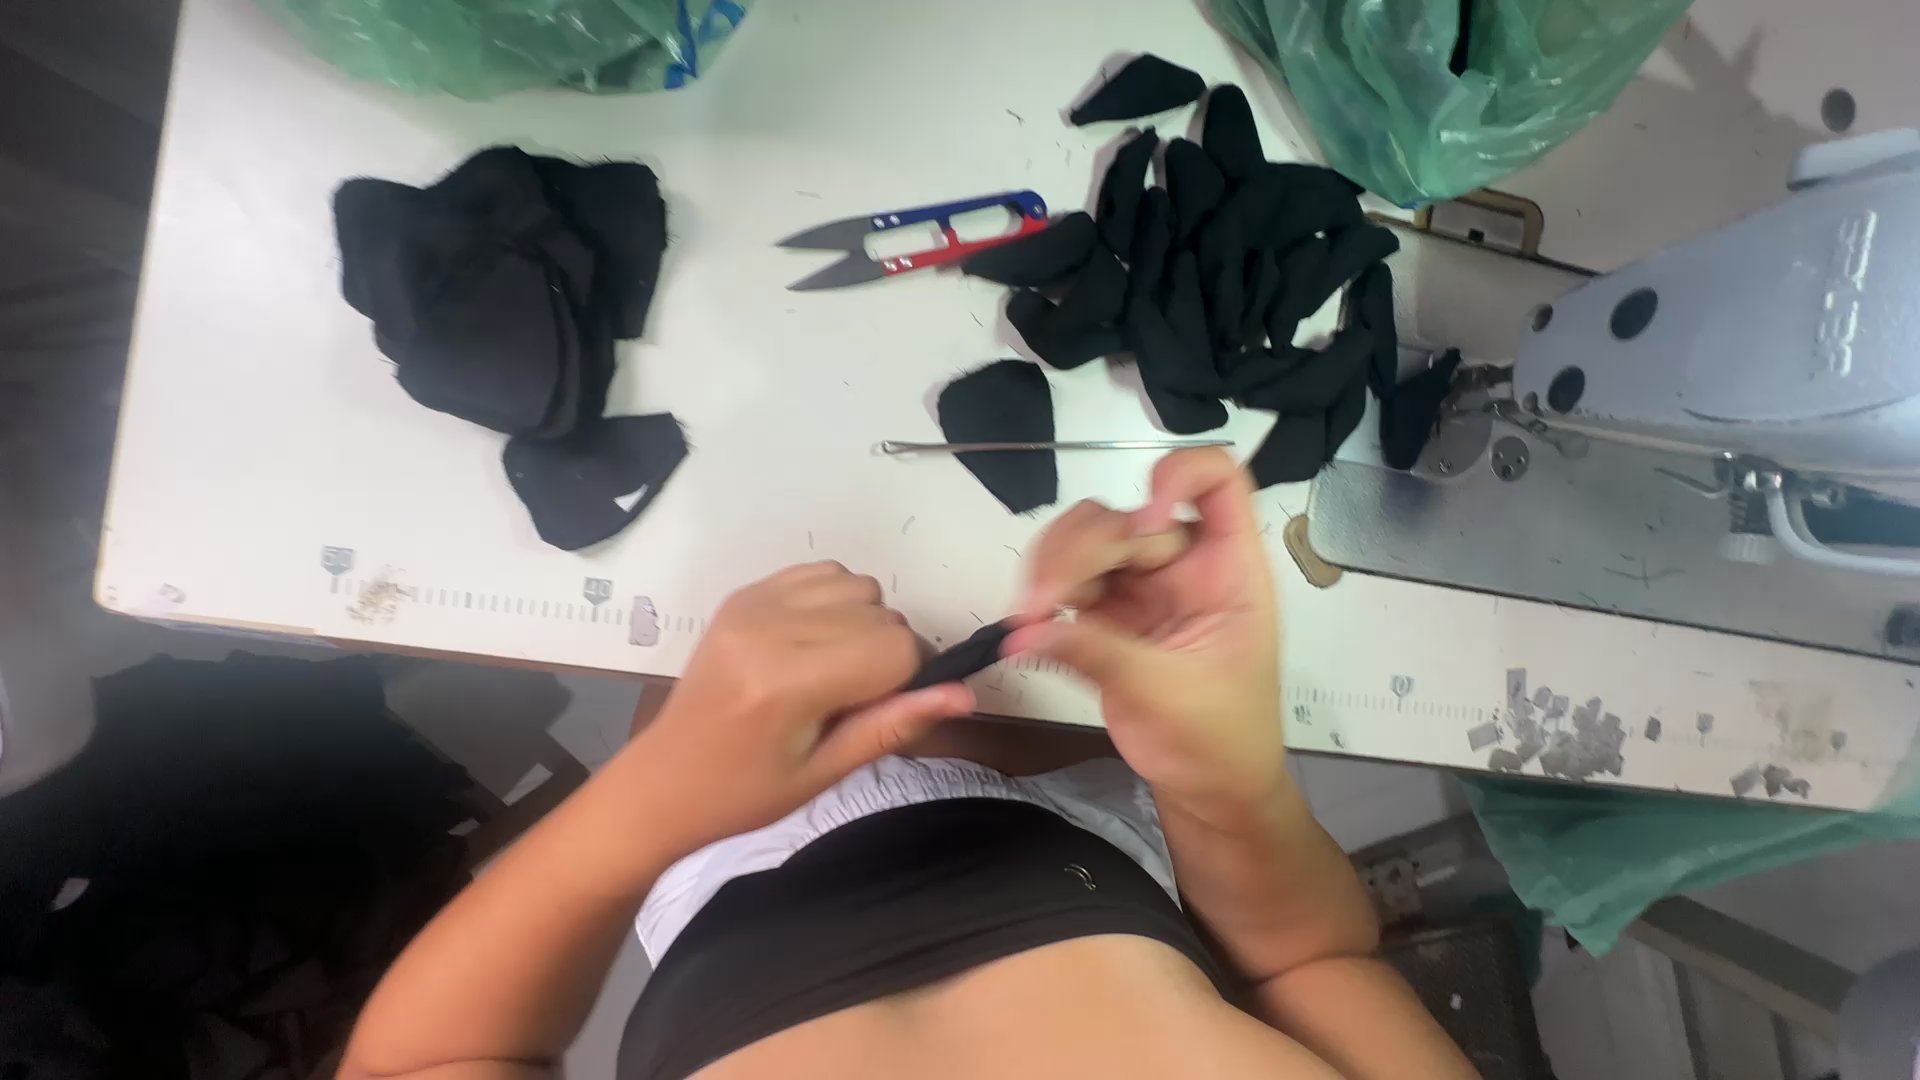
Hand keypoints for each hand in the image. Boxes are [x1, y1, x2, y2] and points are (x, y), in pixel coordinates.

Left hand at [630, 561, 974, 844]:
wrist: (663, 781)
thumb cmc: (745, 793)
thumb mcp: (827, 772)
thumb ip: (896, 724)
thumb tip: (965, 695)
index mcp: (785, 681)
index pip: (896, 649)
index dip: (912, 679)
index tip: (889, 707)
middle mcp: (768, 627)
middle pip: (881, 614)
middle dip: (889, 655)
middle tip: (854, 698)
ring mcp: (753, 602)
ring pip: (859, 586)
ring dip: (865, 623)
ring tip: (833, 668)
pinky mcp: (745, 592)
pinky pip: (824, 572)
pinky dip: (837, 602)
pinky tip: (813, 641)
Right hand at [1005, 449, 1282, 819]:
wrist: (1207, 788)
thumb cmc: (1219, 742)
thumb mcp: (1170, 696)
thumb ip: (1100, 655)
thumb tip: (1027, 631)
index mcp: (1227, 569)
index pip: (1217, 482)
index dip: (1179, 478)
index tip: (1145, 524)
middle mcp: (1182, 563)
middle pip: (1125, 516)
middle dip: (1081, 551)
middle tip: (1044, 604)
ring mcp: (1140, 584)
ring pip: (1086, 537)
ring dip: (1052, 565)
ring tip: (1030, 614)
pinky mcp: (1104, 609)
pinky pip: (1065, 576)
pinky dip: (1041, 591)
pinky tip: (1028, 624)